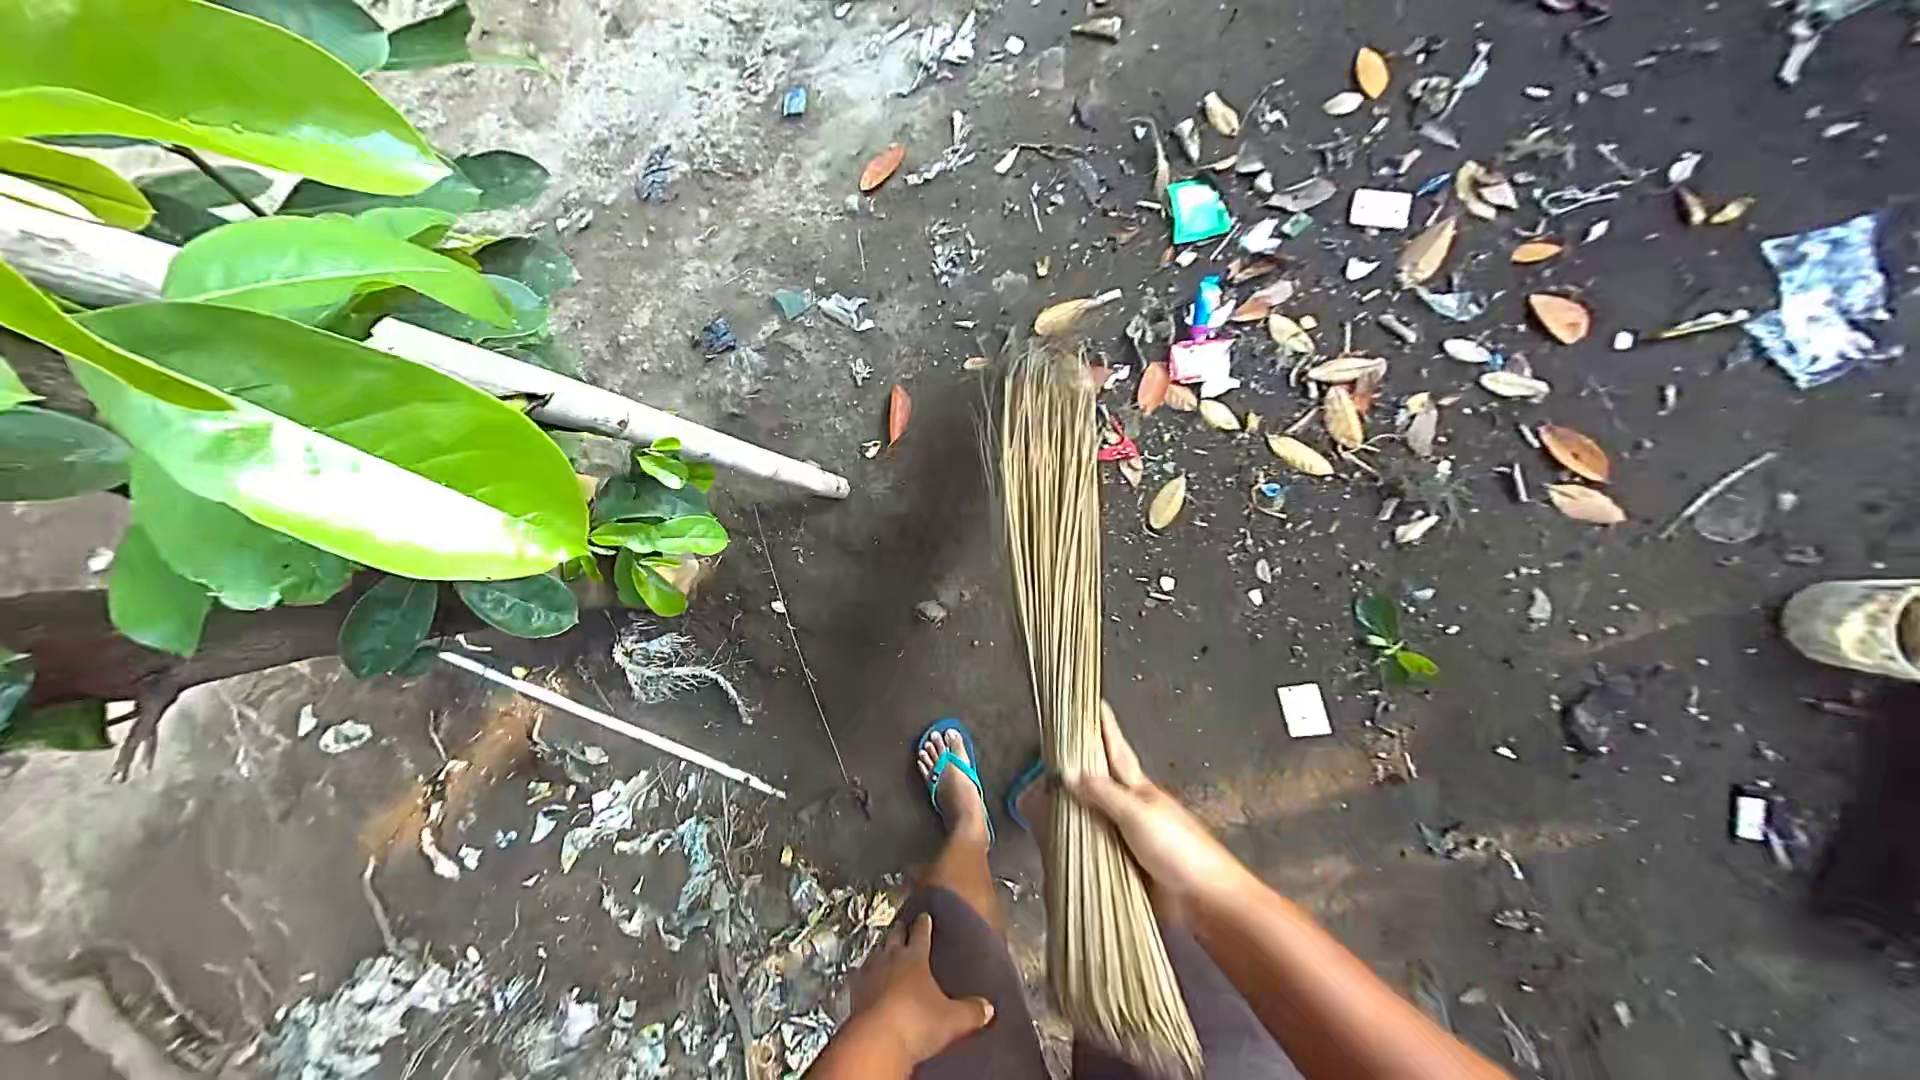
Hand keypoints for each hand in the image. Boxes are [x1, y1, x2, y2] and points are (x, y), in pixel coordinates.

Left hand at [843, 913, 994, 1066]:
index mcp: (915, 956)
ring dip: (881, 950)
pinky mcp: (853, 994)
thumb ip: (971, 1011)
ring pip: (876, 953)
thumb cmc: (916, 1021)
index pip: (921, 933)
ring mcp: (869, 974)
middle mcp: (890, 958)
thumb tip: (988, 1008)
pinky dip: (863, 975)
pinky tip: (864, 980)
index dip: (923, 924)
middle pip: (895, 937)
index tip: (924, 916)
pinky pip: (859, 977)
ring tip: (884, 950)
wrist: (876, 1041)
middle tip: (902, 925)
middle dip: (899, 930)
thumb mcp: (951, 1019)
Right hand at [1063, 704, 1250, 902]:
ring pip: (1096, 812)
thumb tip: (1070, 772)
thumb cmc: (1178, 848)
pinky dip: (1078, 835)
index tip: (1096, 704)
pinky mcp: (1125, 863)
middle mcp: (1133, 807)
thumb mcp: (1137, 814)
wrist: (1206, 900)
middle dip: (1084, 762)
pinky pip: (1095, 843)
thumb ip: (1104, 794)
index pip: (1117, 750)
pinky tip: (1062, 835)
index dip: (1106, 727)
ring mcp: (1129, 836)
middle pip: (1103, 780)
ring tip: (1048, 789)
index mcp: (1140, 789)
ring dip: (1076, 802)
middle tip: (1058, 746)